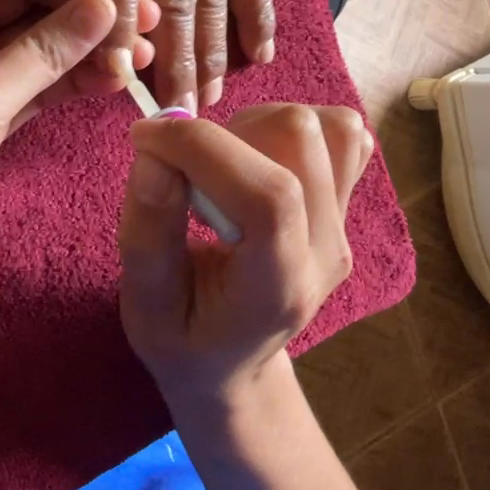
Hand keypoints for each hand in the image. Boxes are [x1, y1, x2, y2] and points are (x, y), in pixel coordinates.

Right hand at [118, 104, 372, 402]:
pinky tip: (252, 162)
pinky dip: (289, 130)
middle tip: (182, 167)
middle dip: (223, 134)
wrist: (231, 364)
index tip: (144, 138)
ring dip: (255, 126)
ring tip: (218, 165)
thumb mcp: (144, 306)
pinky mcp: (344, 205)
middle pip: (300, 140)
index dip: (202, 148)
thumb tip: (152, 152)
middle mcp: (325, 250)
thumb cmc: (181, 340)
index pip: (269, 195)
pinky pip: (342, 137)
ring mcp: (343, 226)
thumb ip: (147, 233)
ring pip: (325, 127)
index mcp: (277, 286)